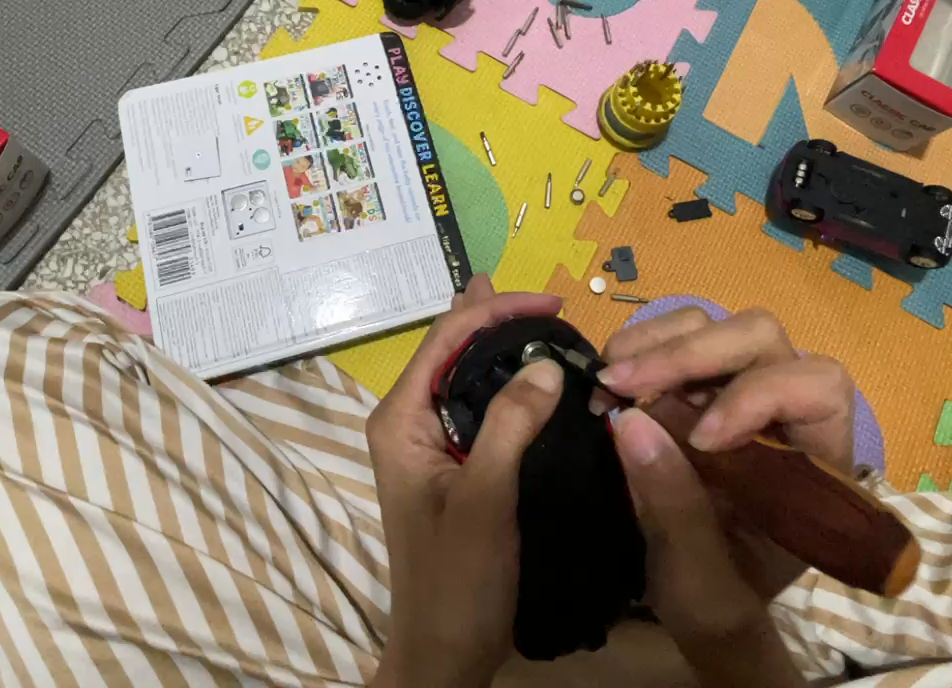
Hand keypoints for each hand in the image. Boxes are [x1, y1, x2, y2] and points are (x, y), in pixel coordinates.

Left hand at [366, 276, 563, 687]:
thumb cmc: (457, 577)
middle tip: (541, 298)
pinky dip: (499, 377)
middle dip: (491, 316)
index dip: (495, 311)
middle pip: (447, 347)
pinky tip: (520, 369)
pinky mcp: (448, 461)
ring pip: (460, 372)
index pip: (445, 339)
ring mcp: (425, 440)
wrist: (443, 654)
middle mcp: (406, 419)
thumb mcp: (485, 497)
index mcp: (400, 417)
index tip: (551, 302)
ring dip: (494, 342)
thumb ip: (510, 424)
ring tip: (525, 311)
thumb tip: (544, 360)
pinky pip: (472, 403)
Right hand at [602, 307, 848, 686]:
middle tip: (621, 385)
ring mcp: (735, 386)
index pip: (818, 388)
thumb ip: (675, 506)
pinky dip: (635, 345)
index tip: (700, 440)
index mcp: (816, 463)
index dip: (758, 396)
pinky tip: (607, 380)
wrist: (698, 593)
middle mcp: (784, 410)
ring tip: (608, 382)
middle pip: (758, 336)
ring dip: (654, 344)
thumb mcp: (701, 579)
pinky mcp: (693, 380)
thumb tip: (629, 421)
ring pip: (711, 323)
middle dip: (687, 354)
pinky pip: (672, 332)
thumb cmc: (719, 595)